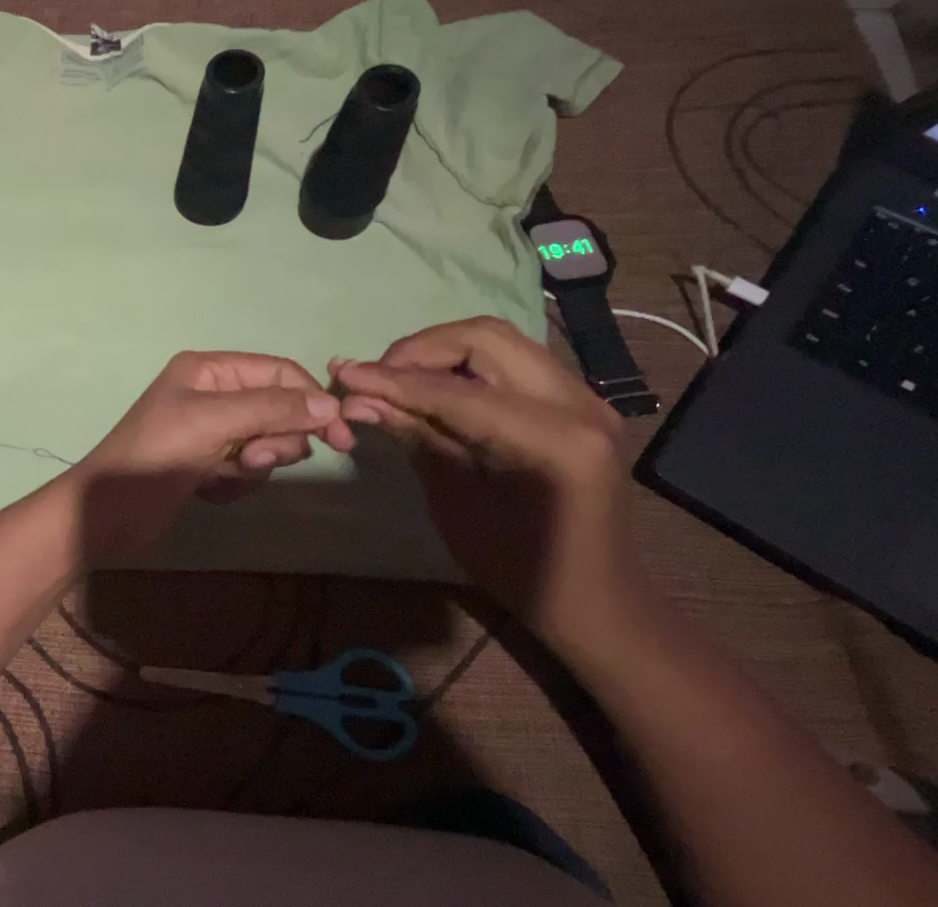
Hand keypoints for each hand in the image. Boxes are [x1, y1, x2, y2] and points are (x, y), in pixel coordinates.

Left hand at [70, 352, 346, 555]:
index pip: (279, 373)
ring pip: (267, 443)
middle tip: (256, 459)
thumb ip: (273, 410)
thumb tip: (330, 404)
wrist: (111, 510)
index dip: (313, 401)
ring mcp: (210, 431)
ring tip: (226, 474)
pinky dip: (236, 483)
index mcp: (209, 370)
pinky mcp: (208, 464)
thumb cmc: (157, 454)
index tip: (342, 436)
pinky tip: (210, 490)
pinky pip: (247, 469)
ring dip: (255, 464)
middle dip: (276, 438)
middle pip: (279, 409)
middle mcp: (212, 394)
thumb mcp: (214, 423)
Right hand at [332, 317, 653, 652]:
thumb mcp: (457, 505)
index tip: (342, 375)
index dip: (394, 380)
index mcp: (554, 441)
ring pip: (498, 342)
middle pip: (484, 338)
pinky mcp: (575, 401)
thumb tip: (356, 400)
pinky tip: (430, 390)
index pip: (457, 391)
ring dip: (439, 353)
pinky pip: (510, 363)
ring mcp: (583, 398)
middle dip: (419, 350)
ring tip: (395, 381)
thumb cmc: (519, 569)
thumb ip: (416, 438)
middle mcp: (578, 404)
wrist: (594, 599)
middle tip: (374, 377)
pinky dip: (462, 366)